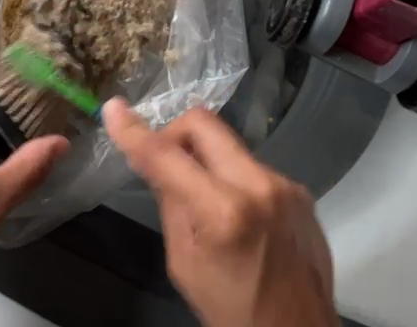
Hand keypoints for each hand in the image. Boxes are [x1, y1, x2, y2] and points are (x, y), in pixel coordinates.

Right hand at [104, 98, 337, 326]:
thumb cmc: (233, 312)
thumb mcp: (184, 263)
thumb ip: (170, 202)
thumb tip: (151, 157)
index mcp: (225, 212)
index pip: (167, 156)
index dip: (135, 132)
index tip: (114, 110)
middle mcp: (259, 186)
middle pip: (203, 123)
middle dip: (175, 132)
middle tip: (165, 160)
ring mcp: (286, 185)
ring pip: (229, 145)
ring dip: (208, 161)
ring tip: (207, 202)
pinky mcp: (301, 191)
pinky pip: (253, 167)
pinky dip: (233, 179)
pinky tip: (238, 215)